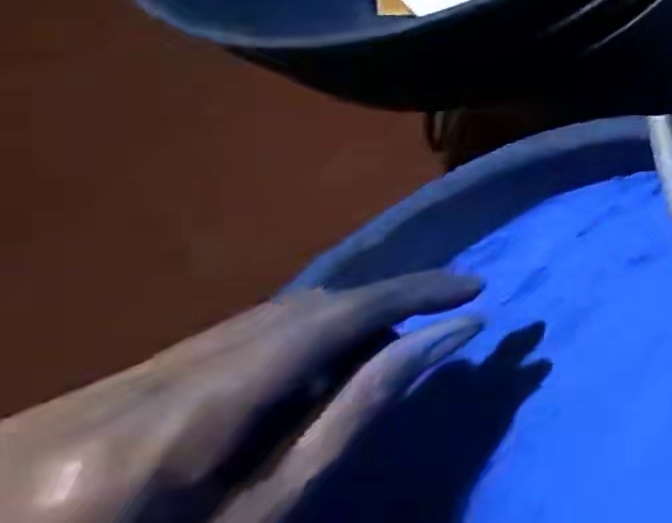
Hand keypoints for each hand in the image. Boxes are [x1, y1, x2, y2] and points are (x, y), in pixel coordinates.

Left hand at [0, 271, 482, 522]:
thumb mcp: (267, 515)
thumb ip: (355, 415)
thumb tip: (450, 333)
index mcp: (173, 429)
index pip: (321, 321)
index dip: (408, 292)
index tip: (475, 287)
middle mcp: (131, 387)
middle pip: (288, 312)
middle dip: (372, 312)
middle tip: (427, 333)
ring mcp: (95, 387)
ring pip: (250, 323)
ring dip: (325, 331)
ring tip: (361, 367)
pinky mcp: (81, 395)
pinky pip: (209, 345)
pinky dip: (273, 351)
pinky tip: (287, 388)